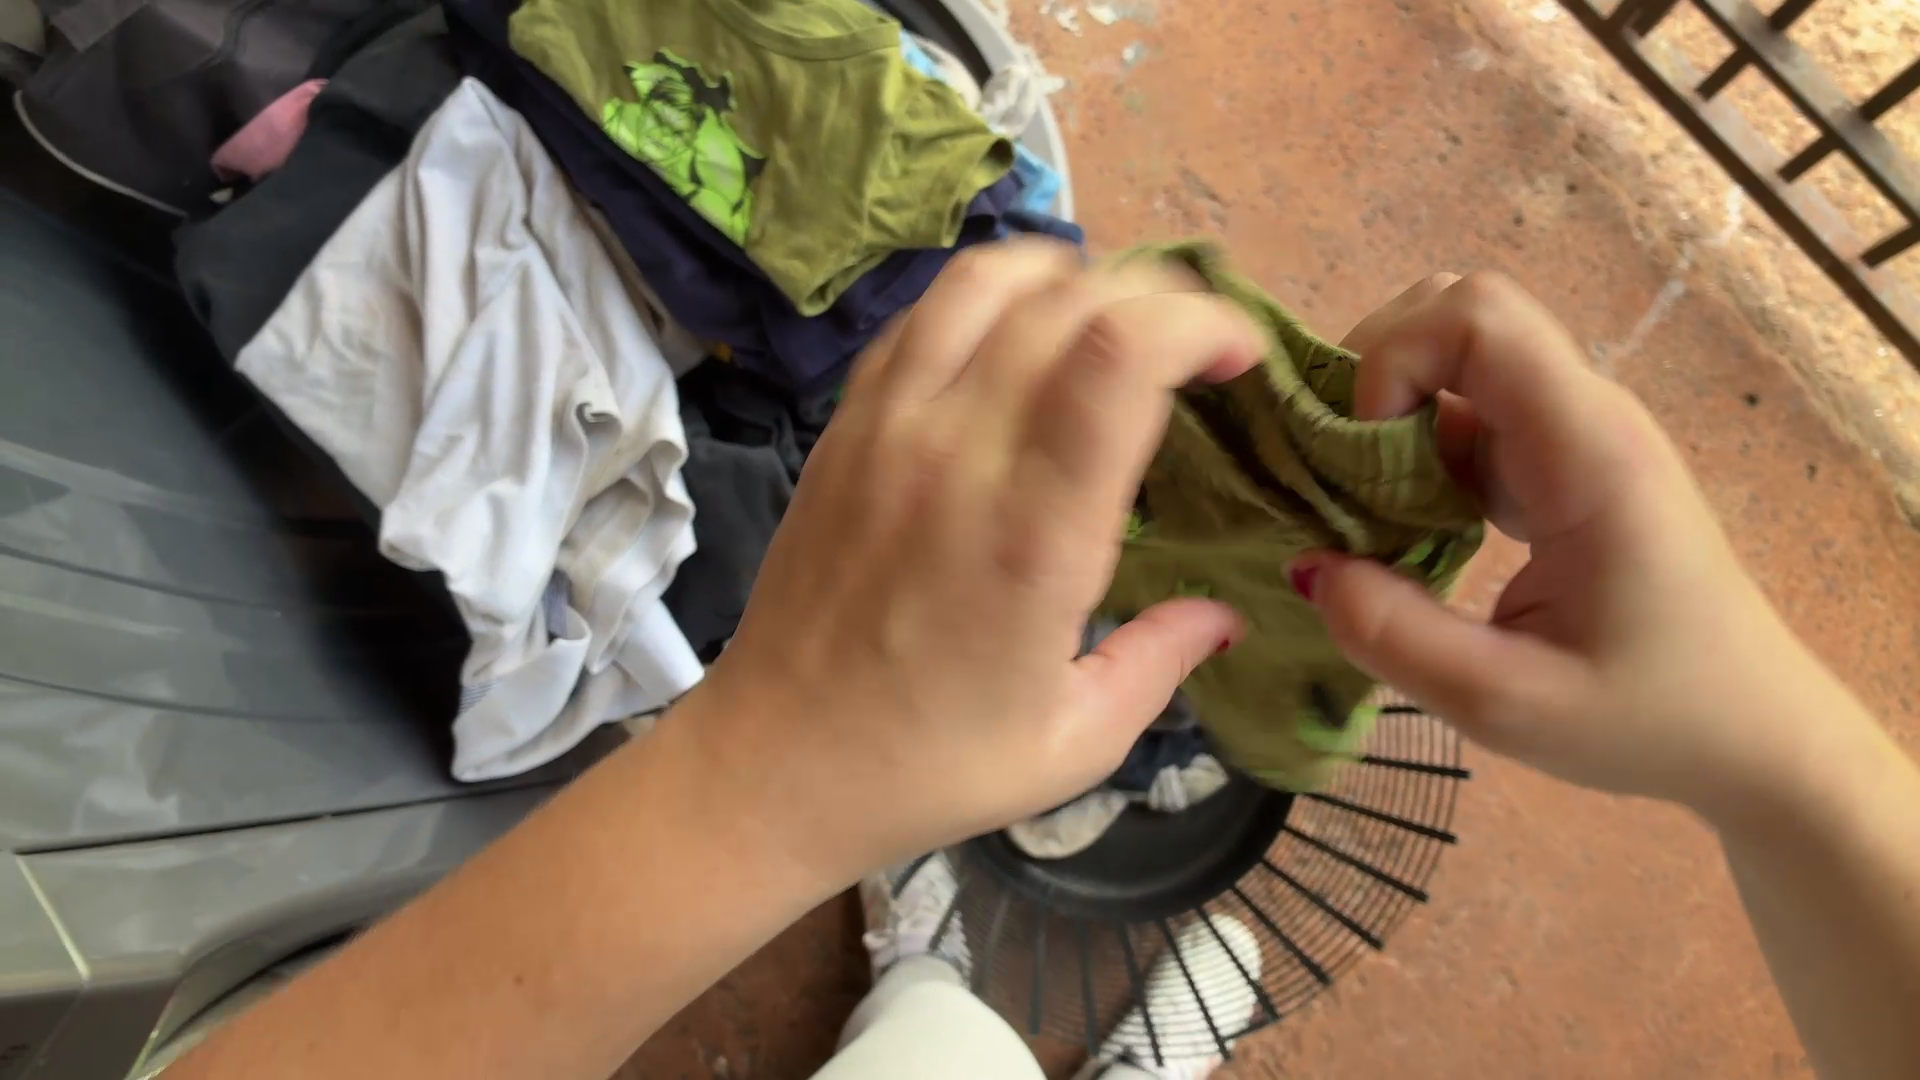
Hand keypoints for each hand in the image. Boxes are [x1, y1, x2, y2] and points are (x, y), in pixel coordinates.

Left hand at [682, 240, 1265, 878]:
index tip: (1234, 358)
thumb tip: (1227, 613)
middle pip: (1067, 298)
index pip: (1121, 353)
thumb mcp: (1075, 740)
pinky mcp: (842, 429)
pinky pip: (918, 319)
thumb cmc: (929, 765)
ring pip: (983, 281)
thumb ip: (1162, 659)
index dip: (1199, 323)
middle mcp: (955, 454)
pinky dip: (984, 301)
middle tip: (1186, 346)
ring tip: (1104, 323)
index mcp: (1032, 534)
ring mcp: (885, 429)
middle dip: (1154, 294)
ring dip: (1066, 277)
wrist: (776, 763)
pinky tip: (1010, 343)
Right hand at [1292, 272, 1851, 820]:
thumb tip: (1308, 564)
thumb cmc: (1645, 718)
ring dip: (1375, 409)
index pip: (1477, 319)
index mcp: (1585, 455)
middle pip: (1456, 310)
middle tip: (1335, 463)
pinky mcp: (1539, 464)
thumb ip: (1390, 634)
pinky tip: (1386, 517)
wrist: (1748, 738)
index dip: (1389, 361)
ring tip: (1350, 496)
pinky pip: (1448, 412)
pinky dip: (1393, 446)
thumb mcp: (1502, 703)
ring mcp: (1558, 437)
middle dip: (1369, 368)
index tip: (1358, 452)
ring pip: (1446, 357)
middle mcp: (1575, 421)